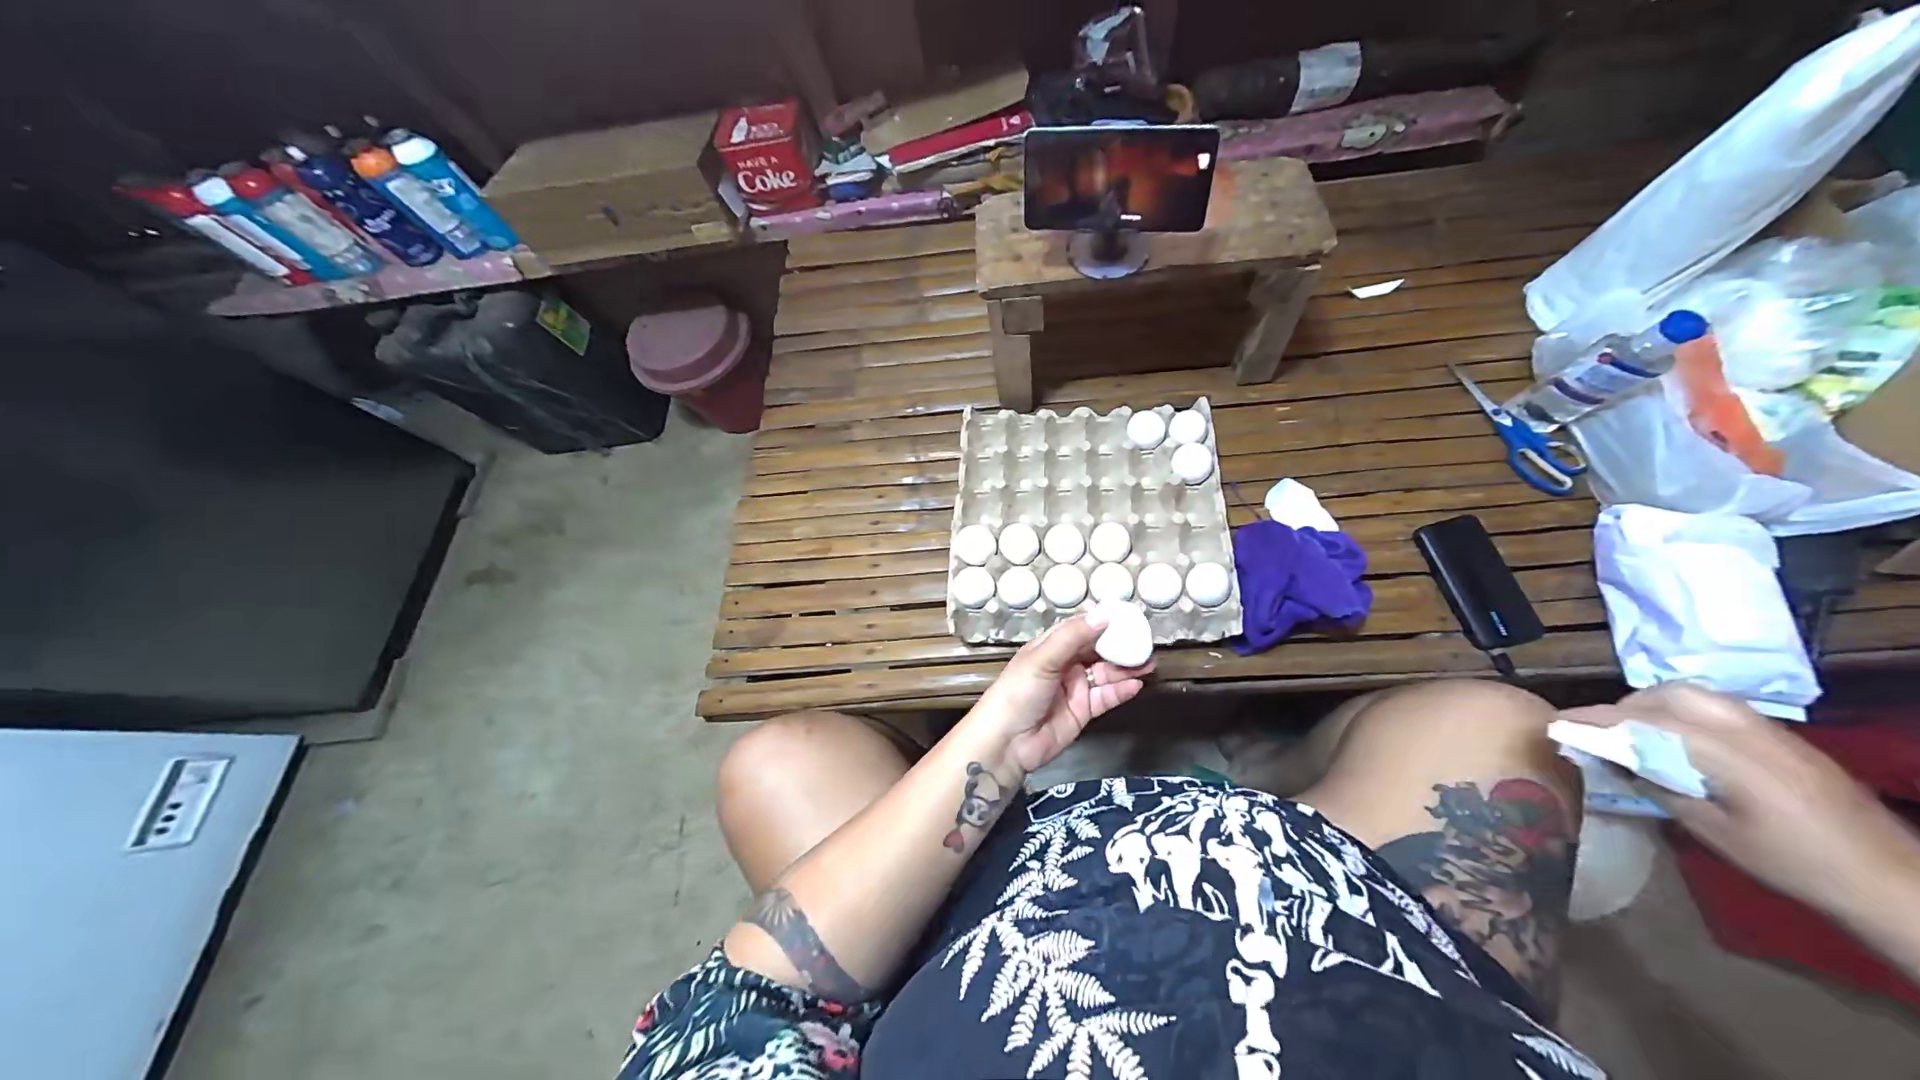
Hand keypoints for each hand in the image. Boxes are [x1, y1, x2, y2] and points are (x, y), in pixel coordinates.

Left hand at [966, 609, 1153, 774]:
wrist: (1007, 742)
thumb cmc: (1017, 693)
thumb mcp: (1043, 658)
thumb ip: (1074, 636)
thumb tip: (1104, 614)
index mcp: (1048, 647)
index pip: (1079, 628)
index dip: (1101, 621)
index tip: (1126, 615)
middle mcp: (1063, 665)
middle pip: (1097, 650)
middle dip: (1120, 644)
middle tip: (1145, 640)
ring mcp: (1074, 688)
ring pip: (1105, 673)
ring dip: (1126, 667)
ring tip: (1149, 661)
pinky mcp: (1082, 711)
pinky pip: (1106, 697)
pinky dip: (1122, 690)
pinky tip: (1137, 683)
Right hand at [1562, 683, 1919, 920]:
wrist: (1892, 881)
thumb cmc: (1793, 864)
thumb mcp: (1712, 831)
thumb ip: (1659, 786)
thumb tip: (1612, 761)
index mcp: (1730, 754)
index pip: (1646, 720)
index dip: (1595, 718)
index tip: (1557, 722)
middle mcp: (1750, 731)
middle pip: (1673, 694)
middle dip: (1626, 706)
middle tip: (1600, 730)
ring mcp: (1773, 732)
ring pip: (1697, 695)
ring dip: (1655, 705)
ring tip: (1635, 732)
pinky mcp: (1785, 740)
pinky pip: (1720, 709)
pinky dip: (1683, 713)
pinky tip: (1677, 741)